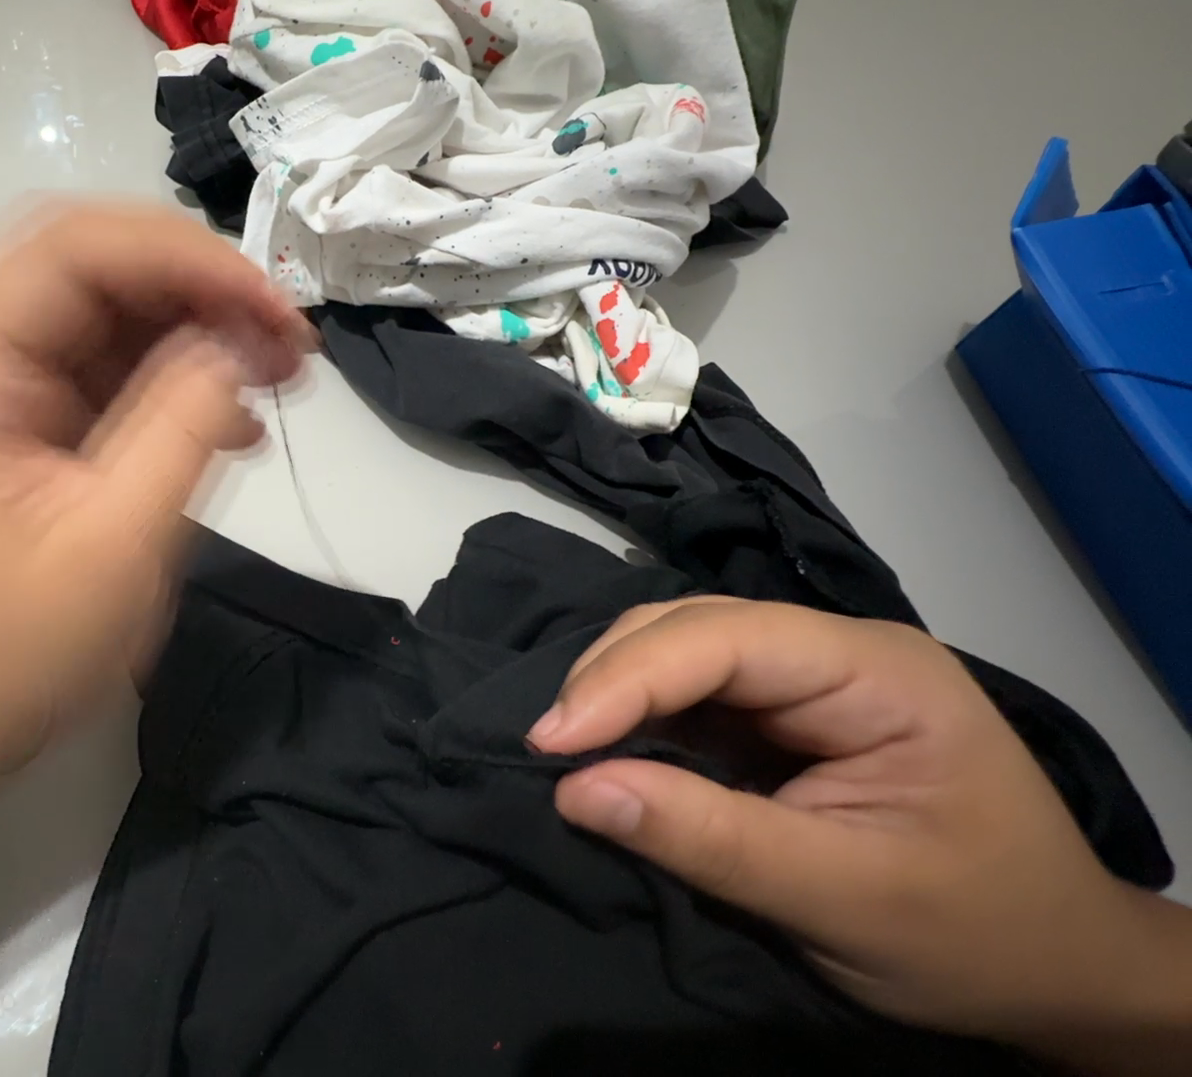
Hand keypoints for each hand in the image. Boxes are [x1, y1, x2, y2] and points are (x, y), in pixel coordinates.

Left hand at [0, 202, 309, 777]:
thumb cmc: (7, 653)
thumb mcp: (107, 544)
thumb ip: (178, 429)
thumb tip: (240, 342)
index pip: (69, 252)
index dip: (178, 255)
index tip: (268, 303)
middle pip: (99, 276)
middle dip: (202, 292)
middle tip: (290, 341)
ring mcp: (17, 401)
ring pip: (121, 325)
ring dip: (206, 337)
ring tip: (286, 375)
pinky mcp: (50, 438)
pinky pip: (126, 384)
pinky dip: (189, 390)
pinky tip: (240, 427)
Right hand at [526, 597, 1191, 1065]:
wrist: (1049, 971)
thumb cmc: (974, 936)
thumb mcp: (842, 899)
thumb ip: (707, 838)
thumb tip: (573, 790)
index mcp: (877, 674)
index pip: (727, 640)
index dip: (628, 678)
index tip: (552, 741)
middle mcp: (831, 652)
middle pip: (688, 627)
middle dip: (609, 679)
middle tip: (547, 748)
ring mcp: (799, 677)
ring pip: (672, 647)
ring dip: (610, 691)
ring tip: (565, 747)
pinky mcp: (769, 710)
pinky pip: (679, 690)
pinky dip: (629, 715)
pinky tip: (602, 744)